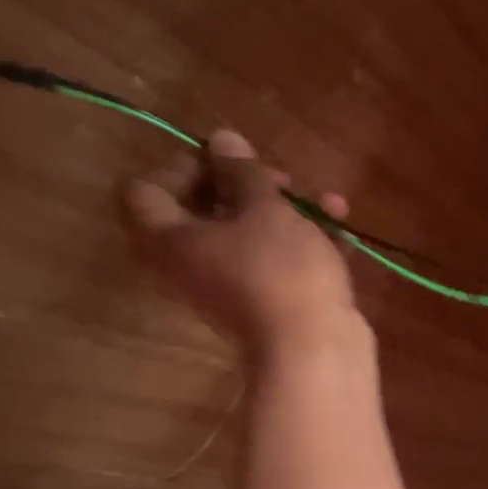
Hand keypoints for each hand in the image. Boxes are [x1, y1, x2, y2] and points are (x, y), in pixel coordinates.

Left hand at [124, 129, 357, 351]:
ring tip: (328, 201)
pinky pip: (278, 263)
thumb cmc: (281, 272)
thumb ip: (244, 173)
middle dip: (246, 187)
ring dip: (286, 213)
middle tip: (283, 178)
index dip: (184, 165)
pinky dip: (304, 243)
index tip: (230, 159)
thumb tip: (222, 139)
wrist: (315, 350)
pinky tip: (340, 231)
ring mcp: (231, 287)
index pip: (147, 187)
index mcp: (168, 237)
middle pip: (203, 212)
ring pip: (249, 237)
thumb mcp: (267, 211)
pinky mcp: (269, 303)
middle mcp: (189, 263)